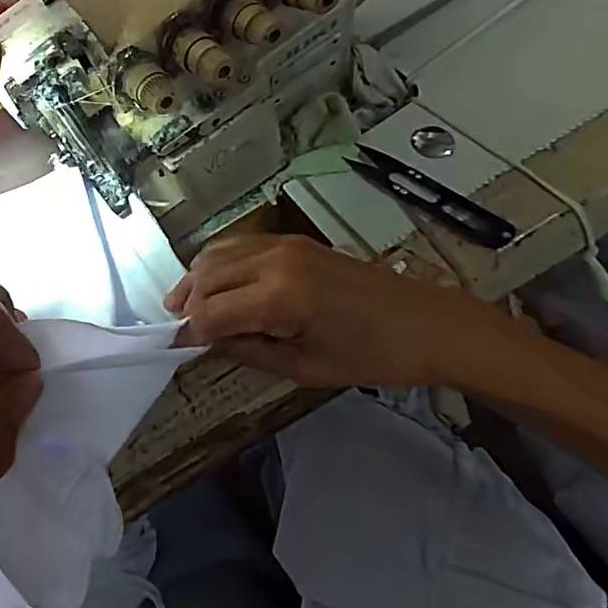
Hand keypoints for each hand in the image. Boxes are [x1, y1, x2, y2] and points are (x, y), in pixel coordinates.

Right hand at [165, 234, 511, 388]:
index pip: (214, 312)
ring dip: (196, 279)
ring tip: (186, 304)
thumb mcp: (308, 368)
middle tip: (178, 326)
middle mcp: (275, 260)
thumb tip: (206, 343)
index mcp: (282, 297)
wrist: (430, 323)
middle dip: (187, 302)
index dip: (191, 330)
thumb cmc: (375, 356)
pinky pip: (237, 244)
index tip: (176, 346)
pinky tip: (215, 281)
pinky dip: (217, 262)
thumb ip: (249, 351)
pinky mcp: (291, 239)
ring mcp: (282, 244)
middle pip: (207, 277)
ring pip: (216, 254)